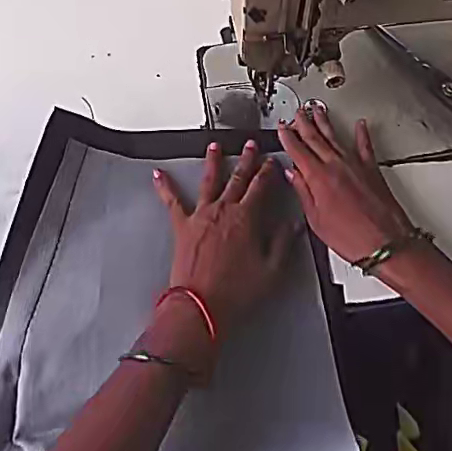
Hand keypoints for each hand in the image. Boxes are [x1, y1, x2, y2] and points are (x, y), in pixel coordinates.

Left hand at [152, 140, 296, 335]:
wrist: (200, 305)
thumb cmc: (234, 291)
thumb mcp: (271, 270)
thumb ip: (283, 243)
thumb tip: (293, 226)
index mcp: (246, 218)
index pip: (261, 187)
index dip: (268, 172)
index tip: (272, 163)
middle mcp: (223, 210)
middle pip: (238, 177)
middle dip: (246, 159)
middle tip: (250, 146)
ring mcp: (201, 215)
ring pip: (209, 180)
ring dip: (213, 161)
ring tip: (214, 146)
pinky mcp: (182, 226)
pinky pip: (172, 201)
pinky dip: (164, 186)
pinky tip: (158, 174)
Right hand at [277, 102, 415, 265]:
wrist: (386, 243)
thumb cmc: (353, 237)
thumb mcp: (316, 220)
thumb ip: (303, 193)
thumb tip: (292, 176)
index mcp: (318, 177)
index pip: (297, 150)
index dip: (287, 137)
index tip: (282, 128)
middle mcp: (336, 165)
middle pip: (315, 138)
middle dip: (303, 123)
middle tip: (297, 113)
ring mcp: (355, 164)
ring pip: (335, 136)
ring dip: (325, 122)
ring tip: (318, 110)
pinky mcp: (371, 169)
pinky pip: (365, 145)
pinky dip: (361, 133)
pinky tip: (360, 124)